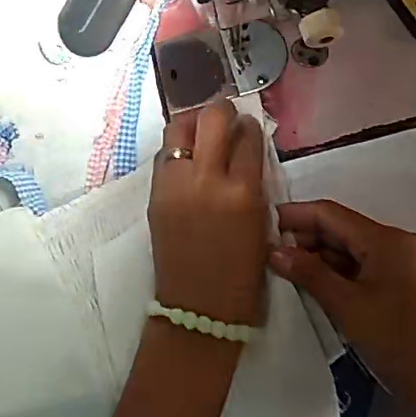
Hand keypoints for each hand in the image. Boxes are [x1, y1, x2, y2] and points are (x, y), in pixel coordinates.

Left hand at [147, 101, 268, 326]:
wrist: (199, 307)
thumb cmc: (243, 272)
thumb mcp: (260, 221)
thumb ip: (253, 181)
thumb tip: (246, 149)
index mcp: (243, 191)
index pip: (248, 137)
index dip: (250, 127)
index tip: (249, 128)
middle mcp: (207, 179)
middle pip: (212, 118)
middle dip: (222, 110)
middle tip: (226, 116)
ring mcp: (175, 185)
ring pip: (179, 129)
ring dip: (194, 124)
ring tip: (202, 132)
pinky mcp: (155, 195)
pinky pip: (165, 156)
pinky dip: (177, 151)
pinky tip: (187, 160)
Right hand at [270, 202, 415, 416]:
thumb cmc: (403, 347)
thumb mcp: (349, 310)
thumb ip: (310, 274)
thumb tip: (275, 251)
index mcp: (389, 240)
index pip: (331, 213)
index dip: (294, 216)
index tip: (260, 226)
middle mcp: (404, 242)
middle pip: (345, 229)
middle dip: (307, 241)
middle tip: (272, 260)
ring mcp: (414, 263)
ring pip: (359, 250)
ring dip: (326, 260)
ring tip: (292, 278)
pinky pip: (374, 267)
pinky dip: (347, 274)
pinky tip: (324, 291)